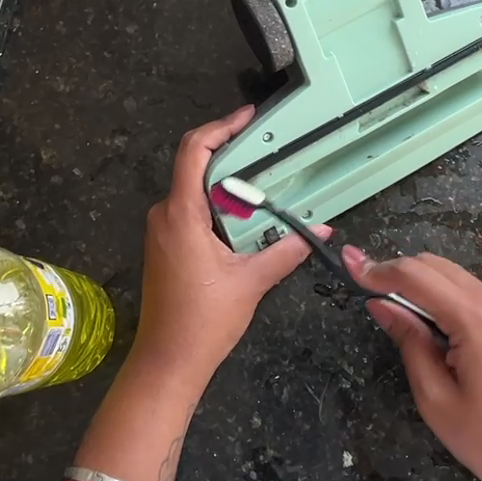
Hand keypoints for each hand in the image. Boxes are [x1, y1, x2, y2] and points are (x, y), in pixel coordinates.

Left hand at [130, 106, 325, 386]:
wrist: (166, 362)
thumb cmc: (203, 322)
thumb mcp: (251, 282)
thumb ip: (285, 250)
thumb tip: (320, 229)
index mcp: (181, 214)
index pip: (193, 151)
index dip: (220, 126)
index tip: (247, 117)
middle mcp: (165, 214)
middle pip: (195, 165)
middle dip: (230, 154)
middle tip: (266, 149)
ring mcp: (161, 229)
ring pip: (194, 189)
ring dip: (226, 183)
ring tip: (262, 182)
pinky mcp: (164, 243)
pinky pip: (190, 208)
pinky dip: (217, 204)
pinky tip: (244, 215)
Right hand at [344, 248, 481, 480]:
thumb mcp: (437, 399)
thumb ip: (408, 342)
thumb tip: (381, 305)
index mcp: (474, 319)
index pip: (415, 275)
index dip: (377, 268)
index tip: (347, 262)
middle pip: (434, 265)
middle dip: (397, 271)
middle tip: (367, 290)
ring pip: (454, 277)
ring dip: (421, 284)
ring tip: (397, 312)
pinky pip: (472, 294)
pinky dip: (444, 297)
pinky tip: (433, 327)